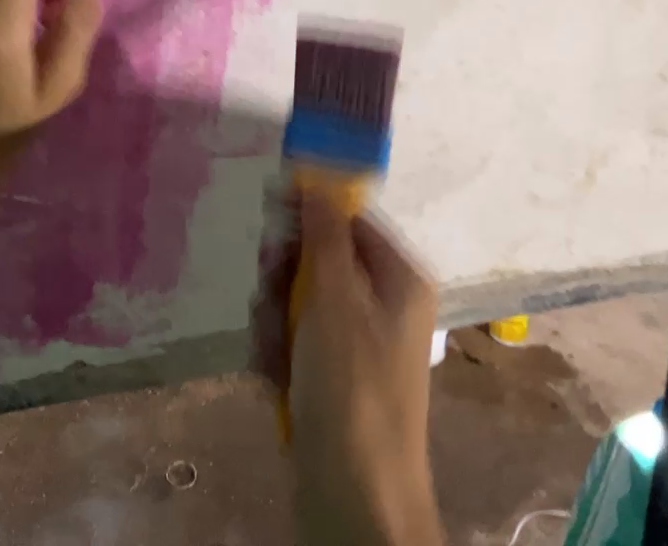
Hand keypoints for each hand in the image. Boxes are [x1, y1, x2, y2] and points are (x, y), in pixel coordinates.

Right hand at [288, 193, 444, 545]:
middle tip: (272, 297)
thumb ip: (322, 232)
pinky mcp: (326, 372)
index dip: (308, 213)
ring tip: (276, 352)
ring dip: (274, 319)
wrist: (352, 495)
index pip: (347, 217)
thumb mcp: (335, 298)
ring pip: (294, 298)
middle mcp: (378, 302)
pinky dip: (275, 351)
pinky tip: (275, 375)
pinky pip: (290, 337)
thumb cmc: (351, 387)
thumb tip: (318, 173)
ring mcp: (351, 340)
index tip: (270, 219)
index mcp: (397, 276)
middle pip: (314, 257)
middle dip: (284, 277)